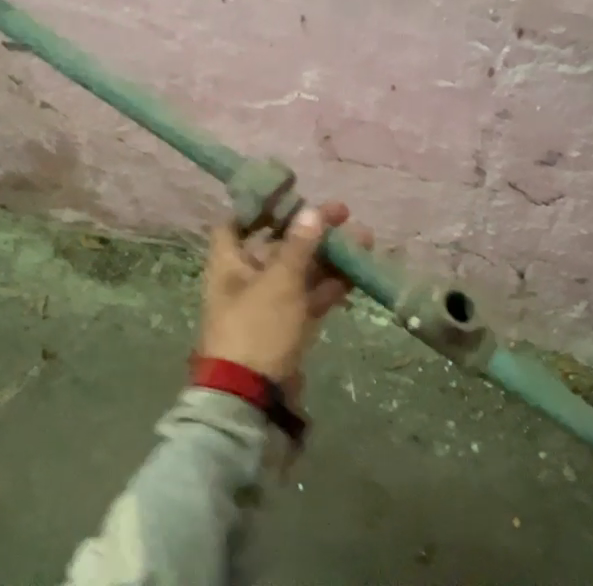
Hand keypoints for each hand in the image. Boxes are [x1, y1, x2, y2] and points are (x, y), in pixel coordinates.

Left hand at [196, 201, 370, 383]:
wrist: (251, 398)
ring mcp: (266, 305)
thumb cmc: (257, 328)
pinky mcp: (285, 328)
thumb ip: (299, 246)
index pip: (236, 223)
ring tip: (364, 240)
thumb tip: (312, 211)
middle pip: (277, 245)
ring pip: (298, 272)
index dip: (261, 207)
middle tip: (344, 214)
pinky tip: (356, 274)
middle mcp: (244, 279)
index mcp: (228, 263)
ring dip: (327, 257)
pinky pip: (308, 299)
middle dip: (310, 230)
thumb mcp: (279, 282)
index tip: (292, 194)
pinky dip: (328, 286)